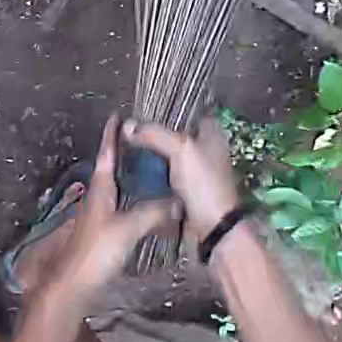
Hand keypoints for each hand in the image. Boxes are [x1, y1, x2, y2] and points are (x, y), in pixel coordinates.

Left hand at [39, 116, 174, 303]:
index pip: (106, 154)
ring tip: (151, 169)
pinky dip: (135, 201)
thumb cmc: (96, 251)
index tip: (117, 116)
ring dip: (130, 178)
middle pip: (111, 169)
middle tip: (144, 141)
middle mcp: (97, 197)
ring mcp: (99, 215)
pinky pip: (122, 207)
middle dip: (124, 154)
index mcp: (100, 189)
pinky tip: (148, 206)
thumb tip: (179, 203)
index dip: (111, 135)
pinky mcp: (103, 232)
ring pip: (117, 189)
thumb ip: (153, 213)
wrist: (75, 285)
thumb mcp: (128, 228)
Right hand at [122, 116, 243, 249]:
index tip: (147, 111)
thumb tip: (128, 127)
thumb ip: (155, 134)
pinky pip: (166, 179)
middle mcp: (206, 152)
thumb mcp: (180, 149)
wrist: (213, 229)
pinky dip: (153, 176)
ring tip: (127, 149)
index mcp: (212, 136)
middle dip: (156, 134)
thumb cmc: (204, 184)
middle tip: (131, 131)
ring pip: (170, 159)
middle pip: (177, 136)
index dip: (172, 111)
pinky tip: (135, 173)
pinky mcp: (187, 193)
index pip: (192, 114)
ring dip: (152, 156)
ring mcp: (197, 175)